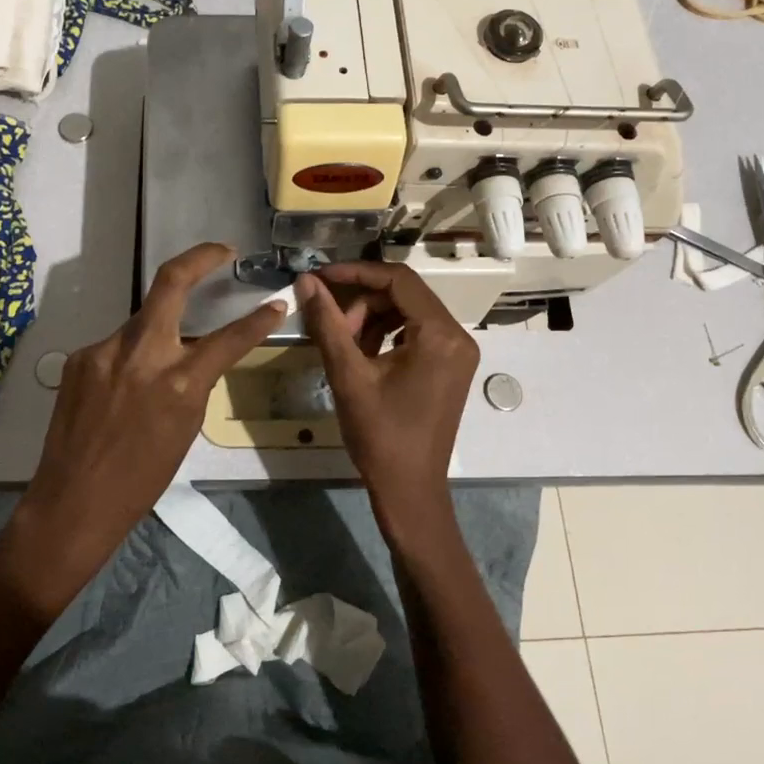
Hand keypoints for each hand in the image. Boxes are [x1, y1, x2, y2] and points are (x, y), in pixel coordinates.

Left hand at [17, 243, 285, 569]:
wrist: (74, 501)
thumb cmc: (140, 480)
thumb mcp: (185, 429)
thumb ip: (192, 384)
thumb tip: (194, 356)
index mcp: (178, 382)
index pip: (230, 338)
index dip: (259, 320)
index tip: (276, 303)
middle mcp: (141, 354)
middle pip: (170, 282)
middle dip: (200, 258)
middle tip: (221, 251)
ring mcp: (104, 351)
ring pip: (141, 322)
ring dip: (158, 331)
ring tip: (158, 367)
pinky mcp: (79, 358)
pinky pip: (115, 347)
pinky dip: (128, 359)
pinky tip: (121, 392)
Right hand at [296, 262, 480, 508]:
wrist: (409, 490)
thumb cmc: (380, 435)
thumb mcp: (348, 375)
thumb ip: (327, 323)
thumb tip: (306, 282)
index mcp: (440, 335)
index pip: (398, 280)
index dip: (355, 273)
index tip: (319, 278)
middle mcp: (457, 336)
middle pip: (404, 293)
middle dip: (361, 302)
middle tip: (331, 327)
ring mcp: (457, 352)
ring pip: (408, 311)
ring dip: (371, 318)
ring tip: (344, 346)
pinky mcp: (450, 366)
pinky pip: (416, 332)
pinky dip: (386, 334)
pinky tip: (362, 356)